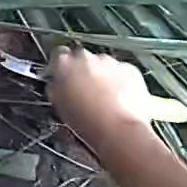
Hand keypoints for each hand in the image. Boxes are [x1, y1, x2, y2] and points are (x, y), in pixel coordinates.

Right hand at [46, 46, 186, 153]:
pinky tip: (122, 100)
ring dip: (104, 76)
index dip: (63, 68)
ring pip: (104, 65)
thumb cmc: (86, 121)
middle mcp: (86, 57)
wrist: (118, 130)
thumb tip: (58, 84)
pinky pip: (124, 72)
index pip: (58, 55)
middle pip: (82, 58)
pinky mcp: (130, 69)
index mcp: (63, 63)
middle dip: (84, 71)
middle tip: (87, 92)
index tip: (66, 78)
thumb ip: (56, 87)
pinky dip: (122, 82)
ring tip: (107, 100)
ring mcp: (109, 61)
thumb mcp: (58, 104)